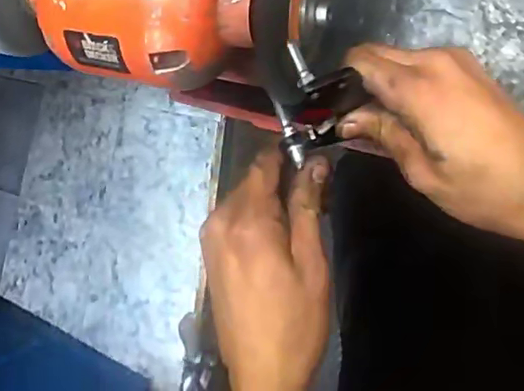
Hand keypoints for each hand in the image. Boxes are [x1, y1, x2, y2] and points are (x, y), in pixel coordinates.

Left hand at [199, 143, 330, 390]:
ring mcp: (210, 234)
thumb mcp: (312, 264)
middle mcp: (221, 218)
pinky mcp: (208, 250)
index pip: (263, 163)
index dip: (287, 154)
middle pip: (253, 179)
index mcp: (247, 219)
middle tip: (312, 196)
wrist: (261, 377)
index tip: (310, 155)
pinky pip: (233, 215)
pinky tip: (273, 236)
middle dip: (281, 180)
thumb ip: (307, 207)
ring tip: (296, 221)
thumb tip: (315, 163)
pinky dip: (253, 214)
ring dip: (267, 199)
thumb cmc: (295, 323)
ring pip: (243, 195)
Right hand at [337, 44, 523, 256]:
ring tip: (391, 120)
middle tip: (360, 118)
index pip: (361, 60)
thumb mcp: (425, 173)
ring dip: (386, 79)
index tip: (338, 108)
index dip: (342, 80)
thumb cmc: (484, 189)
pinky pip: (422, 61)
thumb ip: (383, 135)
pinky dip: (409, 78)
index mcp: (419, 87)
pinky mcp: (468, 64)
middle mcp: (433, 61)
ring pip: (399, 56)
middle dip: (361, 79)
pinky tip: (418, 113)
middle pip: (376, 53)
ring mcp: (454, 58)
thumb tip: (348, 119)